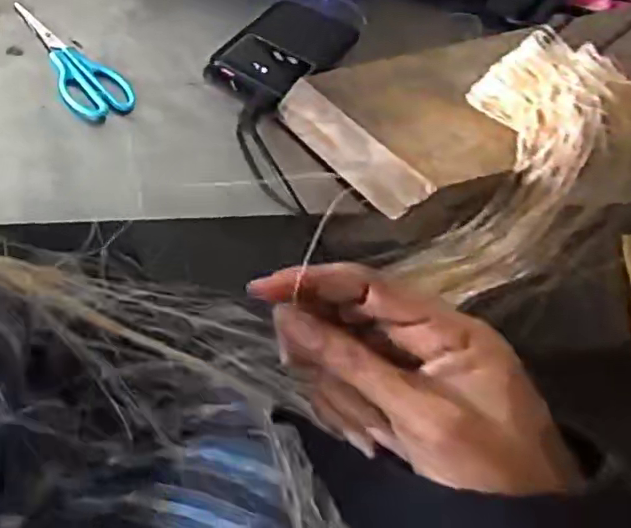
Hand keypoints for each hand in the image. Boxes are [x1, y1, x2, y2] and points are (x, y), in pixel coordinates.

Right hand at [249, 263, 582, 495]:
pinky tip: (368, 433)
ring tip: (368, 429)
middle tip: (297, 365)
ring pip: (330, 345)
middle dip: (318, 346)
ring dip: (335, 385)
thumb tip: (282, 313)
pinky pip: (337, 373)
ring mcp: (404, 360)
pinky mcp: (389, 383)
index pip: (362, 284)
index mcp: (447, 331)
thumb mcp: (419, 414)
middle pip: (337, 312)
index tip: (259, 292)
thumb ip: (349, 360)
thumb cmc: (489, 467)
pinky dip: (342, 401)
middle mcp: (422, 335)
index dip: (306, 281)